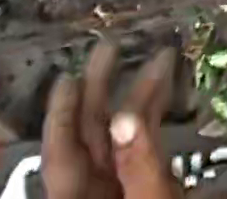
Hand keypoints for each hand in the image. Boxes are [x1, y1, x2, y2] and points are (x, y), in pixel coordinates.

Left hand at [42, 42, 179, 198]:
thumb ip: (138, 164)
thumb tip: (127, 117)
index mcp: (75, 197)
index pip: (60, 151)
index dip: (62, 111)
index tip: (69, 74)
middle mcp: (91, 189)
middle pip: (90, 133)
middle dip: (103, 85)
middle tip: (112, 44)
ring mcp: (116, 188)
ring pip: (120, 134)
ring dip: (139, 94)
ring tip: (161, 57)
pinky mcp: (139, 188)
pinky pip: (140, 145)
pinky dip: (151, 118)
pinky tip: (166, 90)